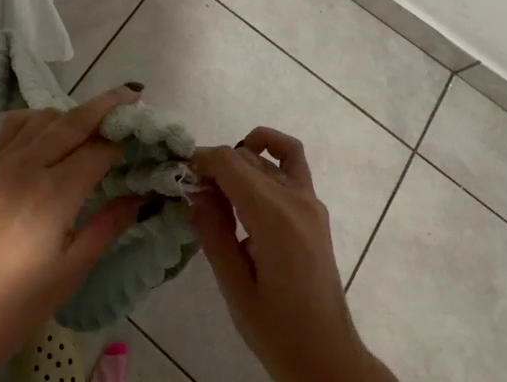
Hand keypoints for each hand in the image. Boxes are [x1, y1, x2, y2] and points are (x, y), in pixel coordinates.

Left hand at [0, 86, 147, 381]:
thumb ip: (108, 225)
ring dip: (74, 112)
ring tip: (98, 122)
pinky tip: (51, 130)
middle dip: (105, 106)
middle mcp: (28, 165)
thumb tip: (141, 196)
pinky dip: (38, 118)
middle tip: (134, 97)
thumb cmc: (19, 302)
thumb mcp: (72, 269)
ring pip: (44, 118)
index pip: (98, 150)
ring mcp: (3, 163)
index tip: (147, 138)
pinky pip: (15, 126)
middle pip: (73, 121)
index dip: (124, 141)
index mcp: (53, 192)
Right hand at [189, 128, 396, 381]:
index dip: (201, 161)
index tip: (180, 177)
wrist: (326, 354)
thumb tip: (195, 191)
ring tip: (217, 190)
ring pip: (265, 157)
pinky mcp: (315, 209)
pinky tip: (249, 165)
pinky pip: (292, 162)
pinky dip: (269, 152)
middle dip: (215, 165)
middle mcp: (296, 200)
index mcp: (274, 219)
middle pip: (245, 157)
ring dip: (237, 162)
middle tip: (194, 194)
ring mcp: (310, 201)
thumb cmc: (276, 329)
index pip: (230, 163)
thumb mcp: (234, 286)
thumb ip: (213, 232)